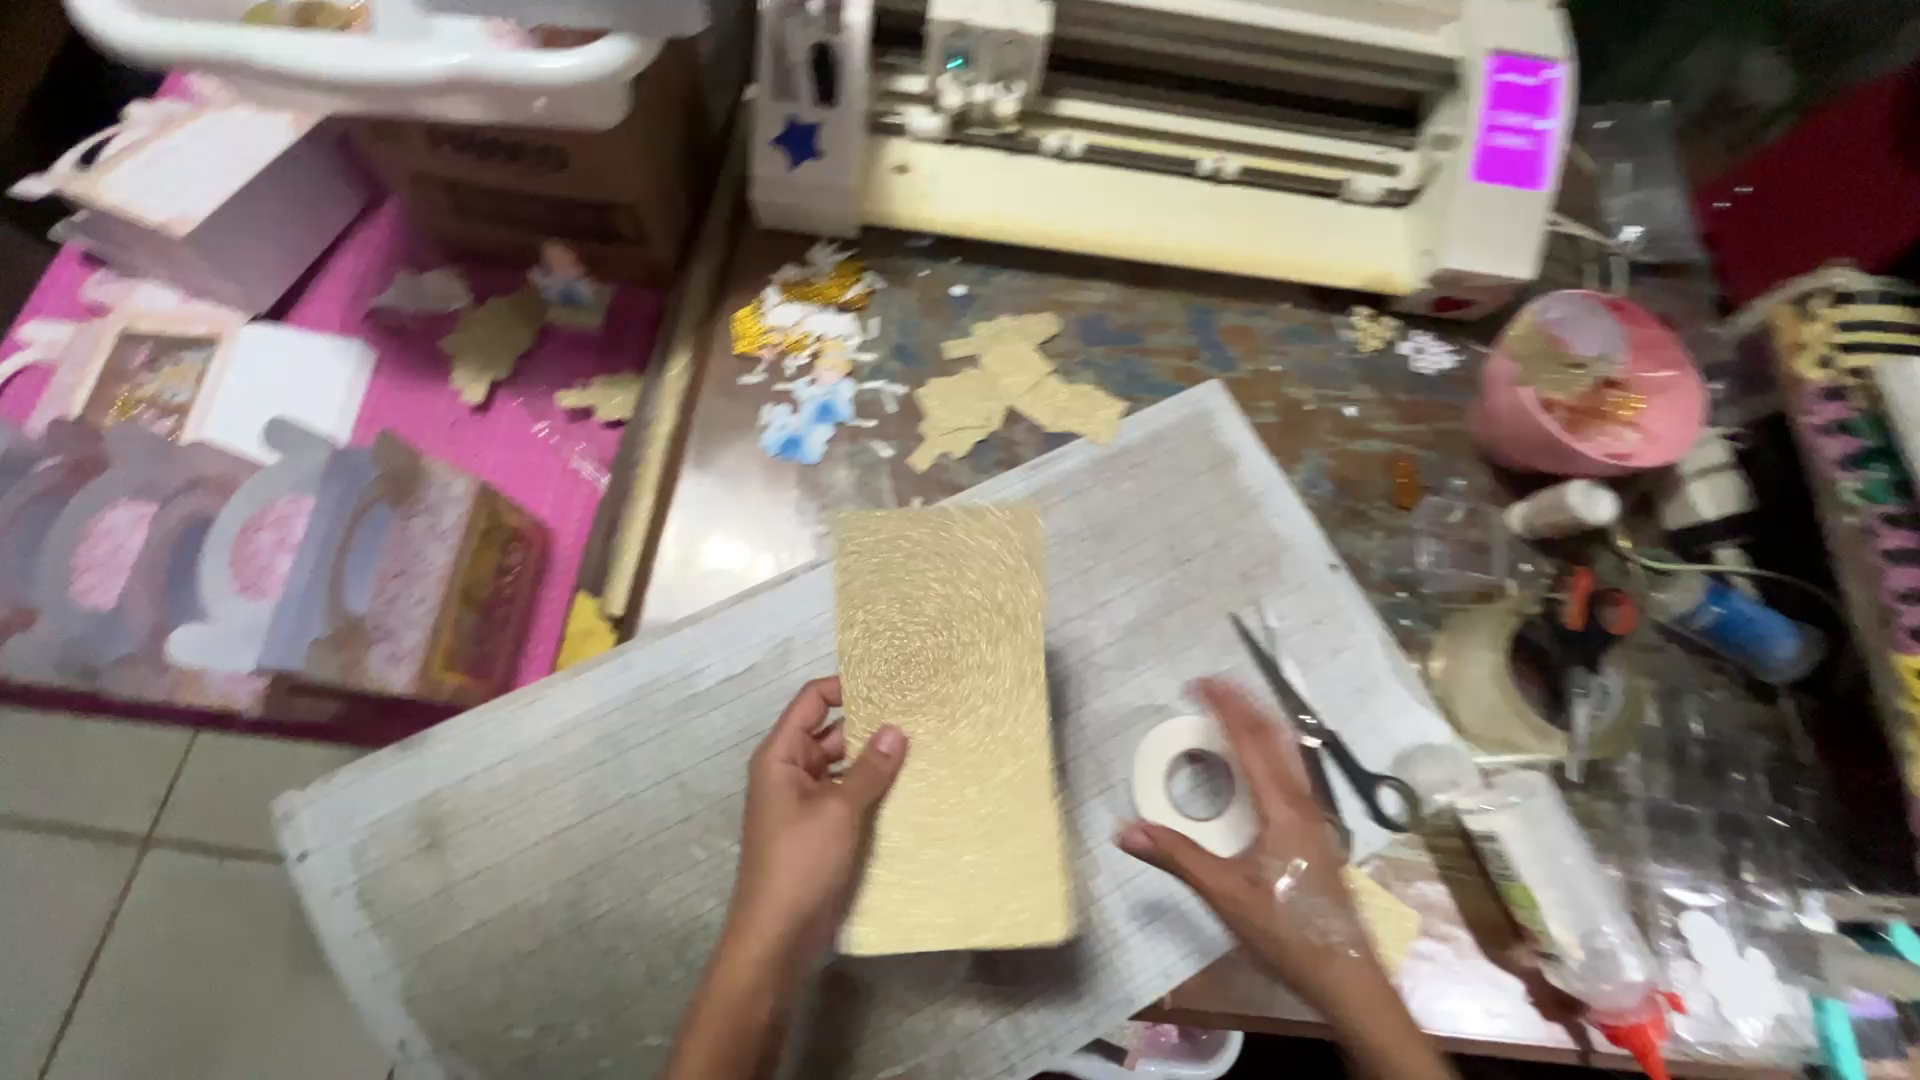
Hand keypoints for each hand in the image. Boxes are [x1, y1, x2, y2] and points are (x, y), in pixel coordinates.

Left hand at [725, 676, 907, 976]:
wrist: (778, 936)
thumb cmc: (800, 862)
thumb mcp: (839, 809)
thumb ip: (870, 767)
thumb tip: (897, 728)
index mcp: (781, 754)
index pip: (812, 700)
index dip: (845, 685)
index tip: (889, 681)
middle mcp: (791, 769)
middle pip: (830, 729)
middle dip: (868, 721)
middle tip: (916, 711)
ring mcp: (806, 799)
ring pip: (843, 762)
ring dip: (873, 755)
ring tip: (921, 741)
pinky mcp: (821, 825)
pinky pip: (848, 790)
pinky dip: (871, 784)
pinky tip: (908, 781)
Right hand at [1117, 677, 1378, 1012]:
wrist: (1348, 978)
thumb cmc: (1288, 932)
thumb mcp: (1225, 895)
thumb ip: (1177, 857)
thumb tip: (1125, 829)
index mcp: (1281, 808)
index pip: (1249, 741)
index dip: (1224, 706)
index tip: (1198, 683)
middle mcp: (1303, 802)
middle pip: (1275, 736)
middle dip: (1243, 703)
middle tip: (1209, 685)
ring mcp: (1315, 816)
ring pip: (1288, 751)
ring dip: (1259, 721)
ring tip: (1232, 708)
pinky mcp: (1316, 831)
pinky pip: (1292, 770)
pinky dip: (1270, 747)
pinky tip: (1258, 761)